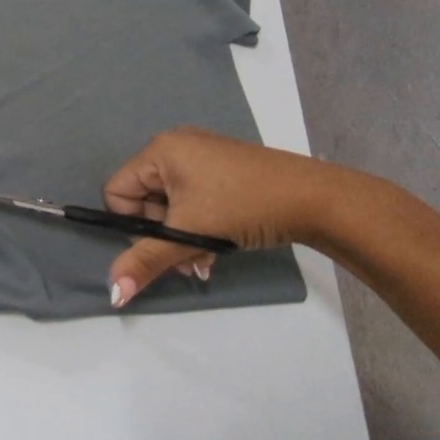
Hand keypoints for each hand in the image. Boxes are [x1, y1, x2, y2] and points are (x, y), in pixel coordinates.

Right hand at [101, 128, 355, 306]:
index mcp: (159, 150)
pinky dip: (200, 222)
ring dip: (182, 234)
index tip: (166, 241)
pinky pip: (193, 196)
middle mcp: (176, 145)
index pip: (117, 192)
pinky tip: (219, 243)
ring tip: (207, 257)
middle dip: (163, 234)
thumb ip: (146, 261)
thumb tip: (113, 294)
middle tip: (189, 257)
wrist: (325, 201)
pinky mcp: (225, 166)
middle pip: (144, 198)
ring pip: (171, 202)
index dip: (134, 223)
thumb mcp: (191, 234)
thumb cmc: (248, 207)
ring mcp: (203, 154)